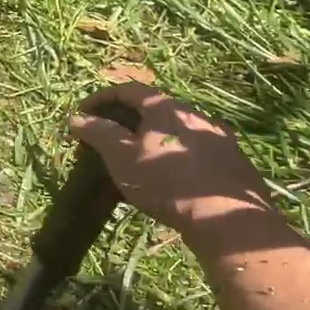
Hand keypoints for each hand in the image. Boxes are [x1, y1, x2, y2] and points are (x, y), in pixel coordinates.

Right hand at [68, 83, 273, 236]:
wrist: (227, 219)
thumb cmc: (165, 181)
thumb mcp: (121, 156)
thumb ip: (98, 132)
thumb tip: (77, 118)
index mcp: (168, 110)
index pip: (129, 90)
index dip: (101, 98)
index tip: (82, 113)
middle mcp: (198, 118)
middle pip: (153, 110)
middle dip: (123, 121)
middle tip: (103, 139)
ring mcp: (220, 140)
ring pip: (174, 131)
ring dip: (148, 139)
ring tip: (131, 159)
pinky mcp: (233, 162)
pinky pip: (192, 150)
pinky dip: (170, 154)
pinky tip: (162, 176)